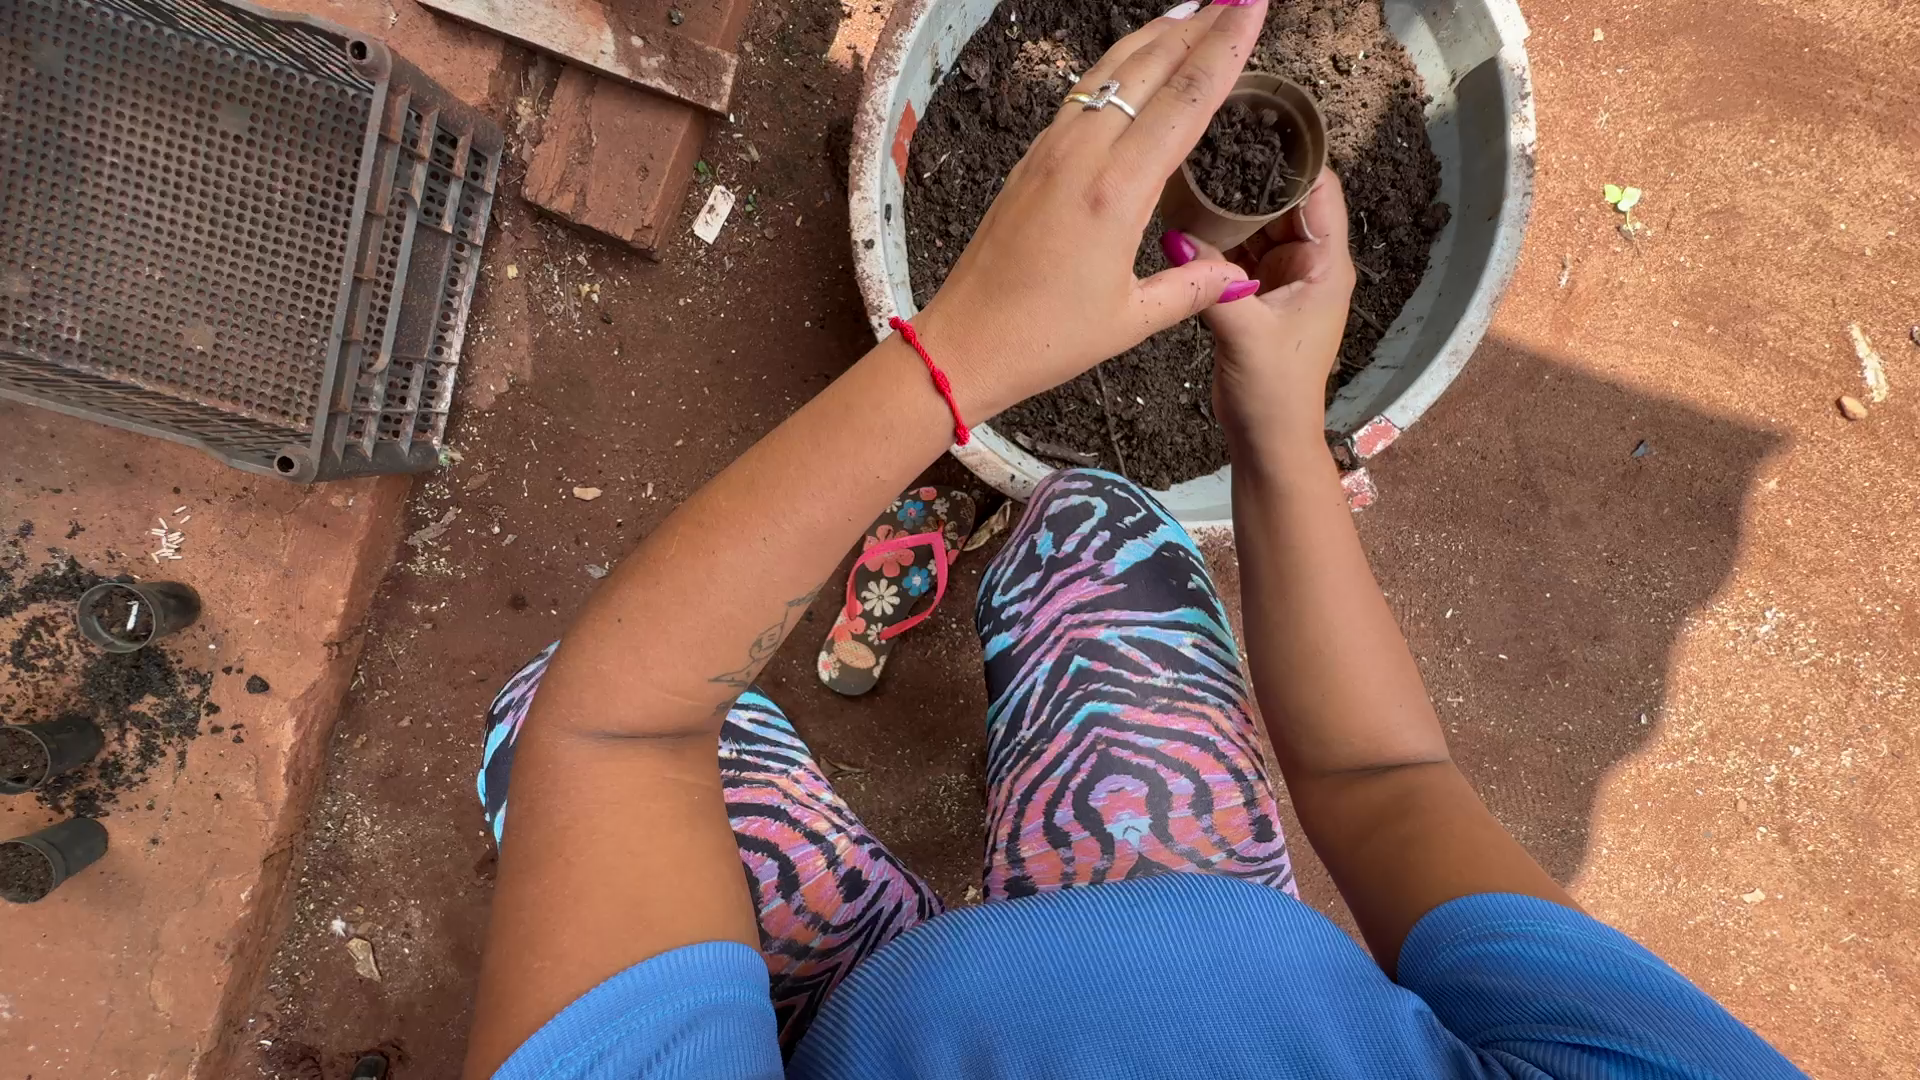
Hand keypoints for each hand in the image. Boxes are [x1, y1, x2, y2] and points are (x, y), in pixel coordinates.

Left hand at [910, 0, 1268, 420]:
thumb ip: (1189, 290)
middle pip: (1147, 68)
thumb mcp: (1128, 322)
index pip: (1185, 99)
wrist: (963, 345)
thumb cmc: (1041, 339)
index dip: (1226, 47)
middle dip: (1197, 26)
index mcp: (1115, 192)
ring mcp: (1047, 155)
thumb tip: (1235, 275)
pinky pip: (1078, 99)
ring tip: (1189, 14)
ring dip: (1153, 39)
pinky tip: (1127, 72)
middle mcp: (1080, 157)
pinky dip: (1112, 72)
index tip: (1255, 4)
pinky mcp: (1026, 165)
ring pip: (1107, 74)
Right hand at [1179, 169, 1354, 450]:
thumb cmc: (1273, 389)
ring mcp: (1279, 281)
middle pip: (1282, 205)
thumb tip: (1172, 237)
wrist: (1267, 437)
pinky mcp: (1255, 299)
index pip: (1318, 192)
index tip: (1255, 125)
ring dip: (1229, 213)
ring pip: (1255, 231)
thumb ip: (1210, 284)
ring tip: (1193, 179)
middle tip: (1210, 147)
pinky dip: (1216, 245)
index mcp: (1326, 264)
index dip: (1293, 157)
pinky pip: (1236, 258)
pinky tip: (1188, 226)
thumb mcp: (1244, 332)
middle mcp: (1307, 264)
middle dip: (1250, 181)